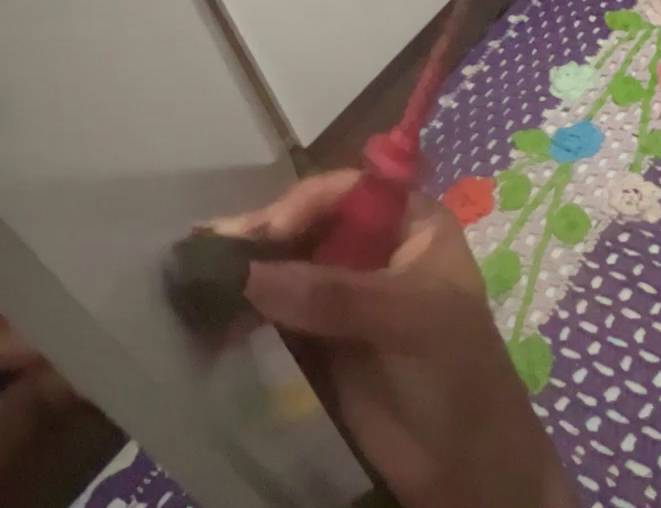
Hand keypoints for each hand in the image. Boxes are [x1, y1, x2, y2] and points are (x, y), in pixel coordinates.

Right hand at [225, 171, 577, 507]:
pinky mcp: (320, 335)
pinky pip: (277, 309)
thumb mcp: (411, 318)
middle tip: (210, 247)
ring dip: (246, 268)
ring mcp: (345, 292)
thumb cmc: (456, 373)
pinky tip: (211, 308)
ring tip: (195, 272)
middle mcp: (375, 248)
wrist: (464, 467)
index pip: (349, 192)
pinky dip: (244, 307)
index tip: (268, 232)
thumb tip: (251, 274)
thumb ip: (337, 294)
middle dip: (264, 234)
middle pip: (310, 225)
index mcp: (411, 224)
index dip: (305, 203)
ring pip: (288, 265)